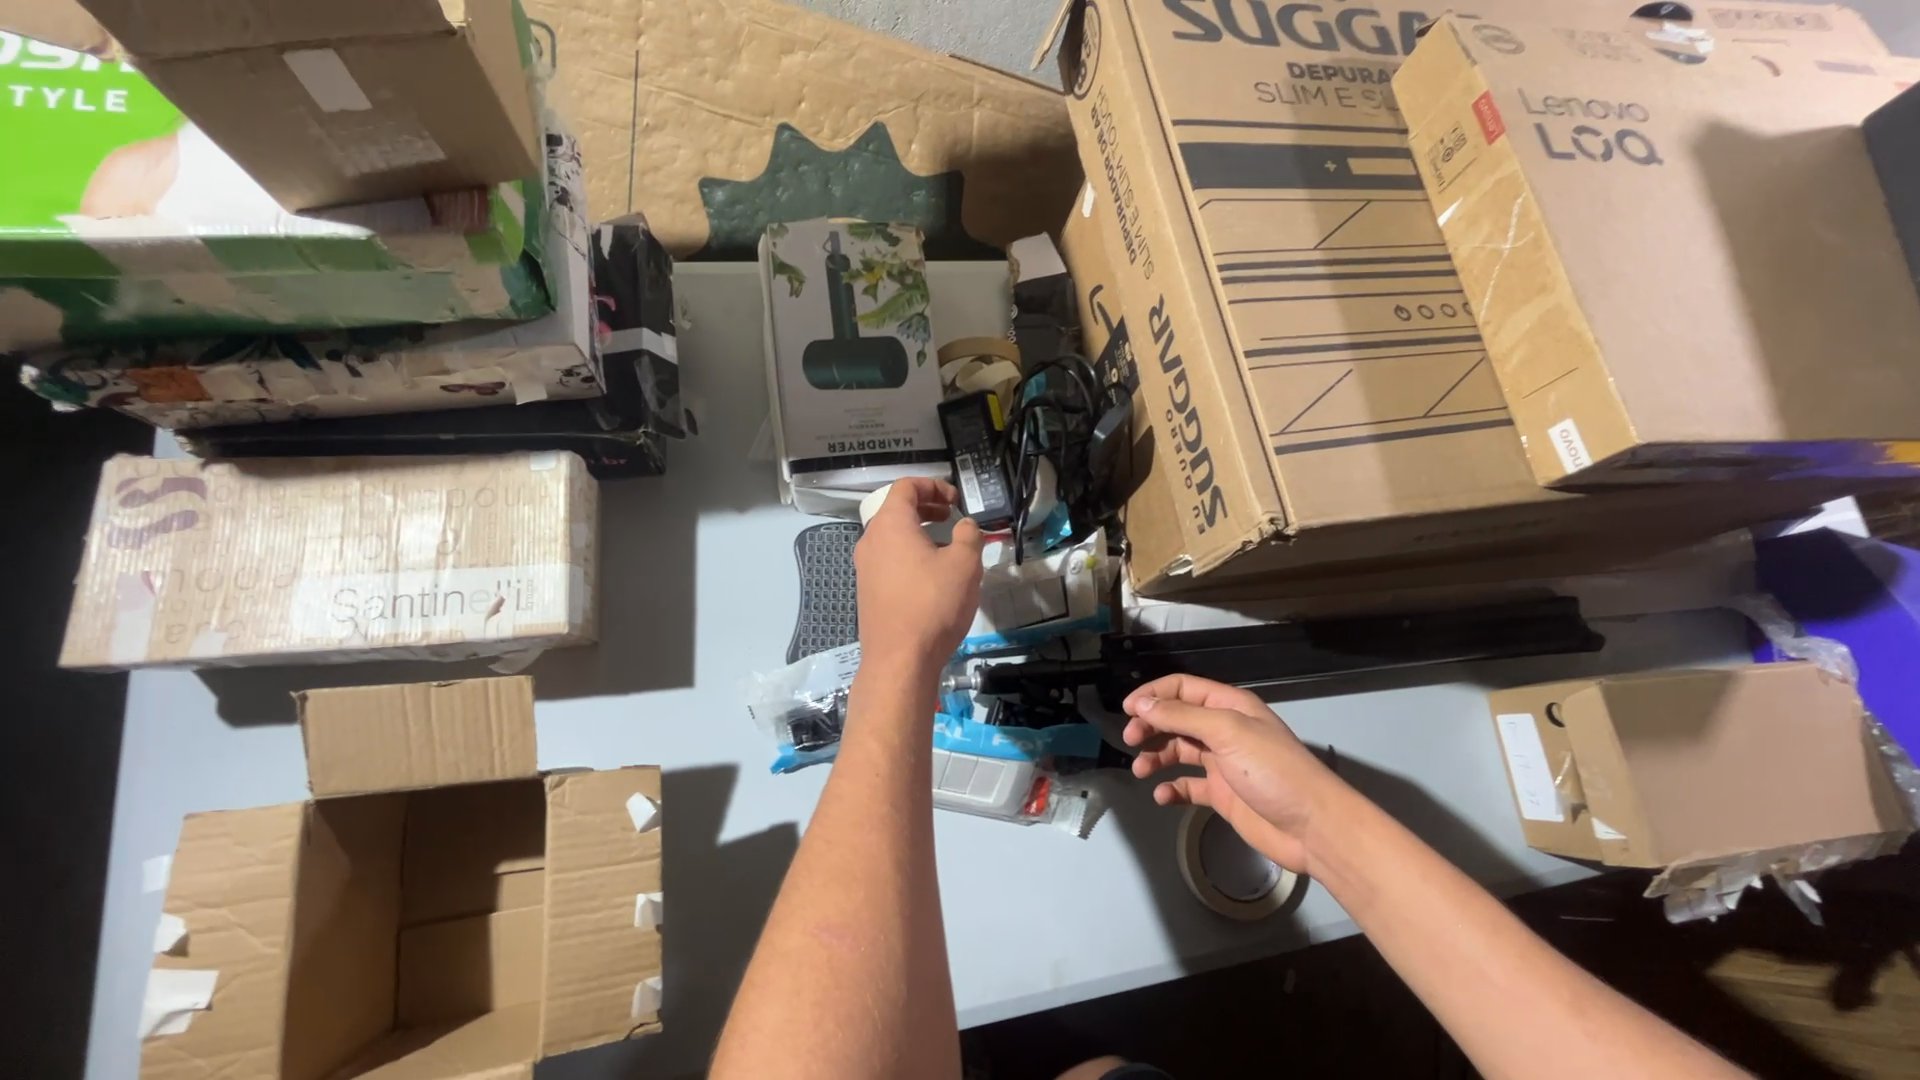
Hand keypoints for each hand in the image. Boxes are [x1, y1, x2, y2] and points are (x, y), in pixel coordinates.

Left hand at [854, 478, 984, 676]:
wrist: (899, 659)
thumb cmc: (933, 604)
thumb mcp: (965, 565)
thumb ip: (969, 536)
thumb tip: (965, 526)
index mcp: (890, 524)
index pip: (906, 487)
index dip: (933, 485)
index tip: (955, 500)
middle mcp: (871, 540)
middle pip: (896, 510)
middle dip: (926, 507)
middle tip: (951, 515)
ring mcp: (865, 567)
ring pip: (891, 536)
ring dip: (918, 532)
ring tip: (946, 546)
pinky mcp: (868, 591)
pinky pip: (888, 560)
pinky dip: (908, 554)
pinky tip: (931, 576)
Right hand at [1123, 675, 1339, 872]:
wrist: (1312, 827)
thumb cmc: (1273, 771)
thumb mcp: (1226, 733)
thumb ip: (1181, 717)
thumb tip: (1142, 705)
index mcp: (1229, 707)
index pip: (1182, 688)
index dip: (1153, 695)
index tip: (1127, 710)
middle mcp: (1224, 730)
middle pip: (1176, 718)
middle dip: (1150, 726)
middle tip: (1130, 741)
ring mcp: (1223, 763)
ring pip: (1178, 751)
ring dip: (1155, 757)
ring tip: (1140, 770)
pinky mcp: (1222, 795)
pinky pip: (1188, 786)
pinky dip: (1171, 789)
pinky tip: (1162, 796)